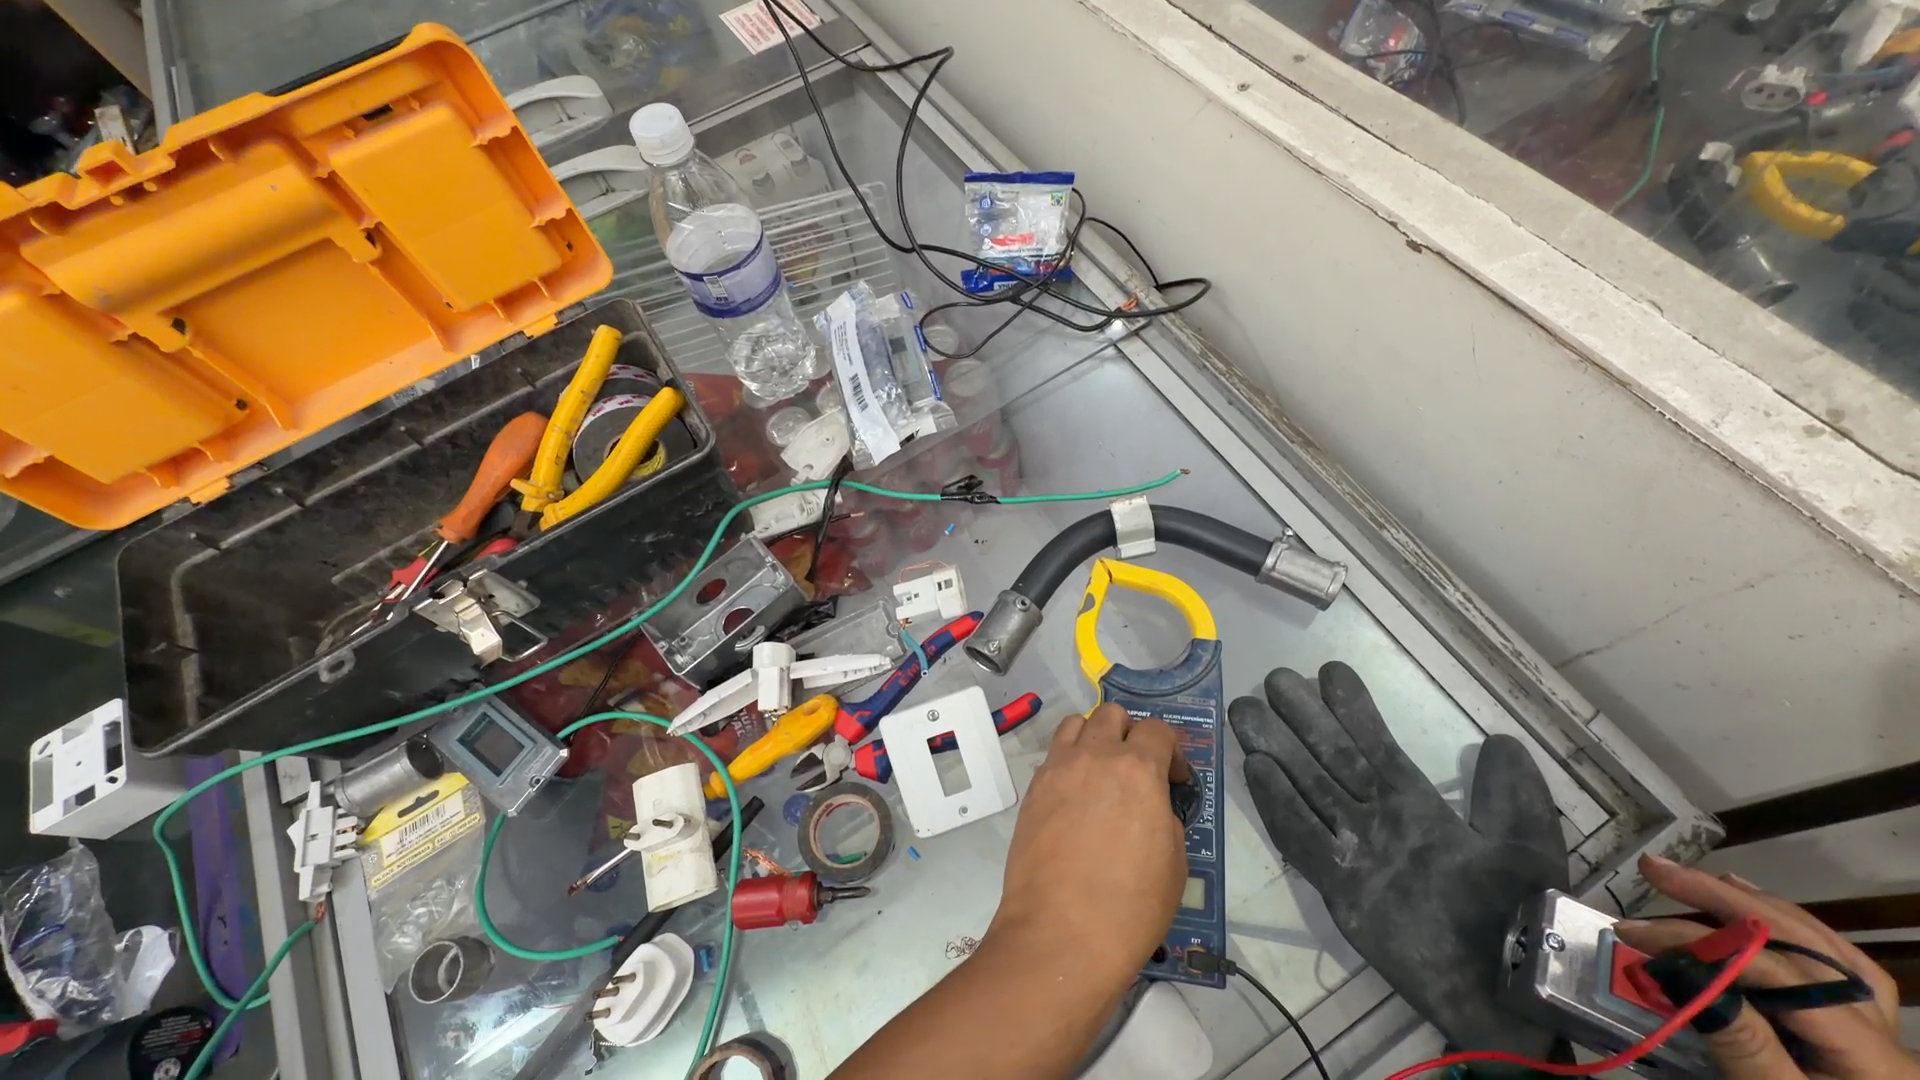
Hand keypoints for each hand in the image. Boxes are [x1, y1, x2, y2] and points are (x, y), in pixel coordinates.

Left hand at [989, 703, 1191, 981]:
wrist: (1061, 934)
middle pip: (1110, 715)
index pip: (1157, 730)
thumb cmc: (1131, 905)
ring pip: (1074, 725)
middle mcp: (1094, 756)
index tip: (1175, 781)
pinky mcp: (1032, 792)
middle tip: (1136, 769)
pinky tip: (1075, 799)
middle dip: (1129, 733)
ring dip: (1092, 738)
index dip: (1172, 752)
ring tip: (1100, 773)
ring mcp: (1056, 770)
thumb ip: (1164, 816)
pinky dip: (1067, 764)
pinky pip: (1052, 758)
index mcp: (1137, 769)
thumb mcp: (1174, 862)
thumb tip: (1150, 807)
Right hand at [1230, 662, 1568, 1063]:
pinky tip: (1254, 768)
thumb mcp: (1526, 842)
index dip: (1353, 708)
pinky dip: (1277, 804)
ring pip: (1306, 786)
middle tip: (1273, 679)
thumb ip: (1511, 792)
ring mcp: (1354, 849)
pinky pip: (1300, 837)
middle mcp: (1377, 818)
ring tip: (1245, 710)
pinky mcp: (1339, 886)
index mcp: (1417, 804)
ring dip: (1276, 748)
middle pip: (1330, 756)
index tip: (1329, 670)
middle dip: (1301, 717)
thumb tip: (1500, 740)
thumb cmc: (1518, 911)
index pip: (1376, 743)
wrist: (1505, 987)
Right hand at [1615, 855, 1919, 1079]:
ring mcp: (1881, 1032)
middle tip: (1657, 870)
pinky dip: (1792, 931)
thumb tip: (1680, 967)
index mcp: (1867, 1050)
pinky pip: (1836, 967)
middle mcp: (1883, 1030)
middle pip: (1802, 943)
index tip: (1629, 932)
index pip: (1772, 968)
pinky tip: (1763, 914)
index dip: (1697, 939)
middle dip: (1724, 899)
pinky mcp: (1864, 1038)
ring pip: (1823, 947)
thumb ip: (1739, 1040)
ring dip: (1758, 907)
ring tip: (1705, 879)